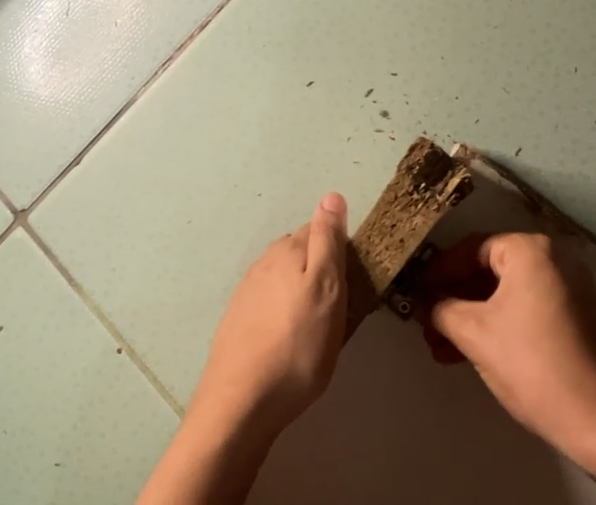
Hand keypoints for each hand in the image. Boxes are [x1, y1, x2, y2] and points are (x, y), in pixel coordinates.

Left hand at [189, 192, 349, 436]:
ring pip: (284, 275)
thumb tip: (332, 195)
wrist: (242, 399)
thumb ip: (328, 242)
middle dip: (320, 264)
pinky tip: (291, 333)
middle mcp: (264, 262)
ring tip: (318, 320)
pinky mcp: (239, 317)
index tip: (356, 271)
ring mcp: (248, 290)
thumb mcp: (327, 290)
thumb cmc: (297, 346)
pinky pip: (270, 299)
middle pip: (299, 251)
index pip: (318, 228)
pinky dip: (285, 307)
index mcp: (288, 251)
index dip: (339, 245)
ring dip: (301, 286)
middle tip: (342, 299)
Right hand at [421, 231, 595, 461]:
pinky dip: (499, 327)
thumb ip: (440, 309)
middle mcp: (554, 260)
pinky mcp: (578, 321)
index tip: (415, 293)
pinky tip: (471, 354)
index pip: (471, 249)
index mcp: (531, 251)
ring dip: (472, 318)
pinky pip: (526, 311)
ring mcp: (570, 291)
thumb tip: (423, 301)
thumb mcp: (474, 333)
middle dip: (453, 300)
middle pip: (489, 271)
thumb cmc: (532, 365)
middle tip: (426, 323)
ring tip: (441, 348)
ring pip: (506, 296)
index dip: (438, 271)